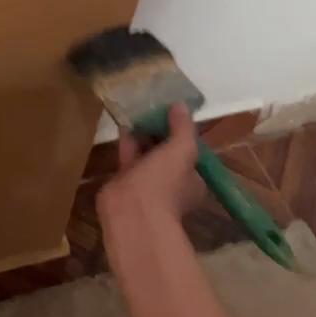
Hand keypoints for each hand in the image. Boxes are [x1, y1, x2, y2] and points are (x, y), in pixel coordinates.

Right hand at [97, 104, 207, 225]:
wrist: (132, 211)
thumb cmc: (165, 182)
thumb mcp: (182, 150)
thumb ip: (183, 127)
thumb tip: (181, 105)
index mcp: (192, 180)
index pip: (191, 151)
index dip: (183, 131)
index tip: (174, 111)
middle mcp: (172, 182)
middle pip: (168, 151)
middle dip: (161, 130)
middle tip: (155, 105)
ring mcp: (148, 182)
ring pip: (147, 152)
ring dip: (143, 133)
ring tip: (138, 108)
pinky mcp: (126, 181)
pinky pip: (128, 155)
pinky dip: (127, 140)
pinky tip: (123, 122)